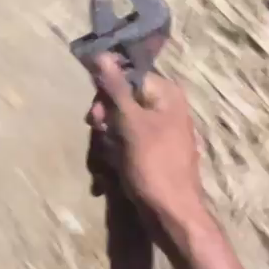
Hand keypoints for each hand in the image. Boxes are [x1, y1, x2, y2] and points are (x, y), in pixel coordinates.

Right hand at [87, 54, 207, 237]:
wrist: (173, 215)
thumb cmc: (153, 165)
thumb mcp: (130, 123)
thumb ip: (115, 88)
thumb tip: (101, 53)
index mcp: (167, 94)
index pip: (127, 77)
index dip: (107, 93)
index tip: (95, 116)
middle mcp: (167, 108)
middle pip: (122, 100)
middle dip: (106, 121)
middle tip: (101, 137)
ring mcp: (161, 132)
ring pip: (121, 124)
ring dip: (108, 142)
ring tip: (109, 160)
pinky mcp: (154, 153)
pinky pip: (128, 143)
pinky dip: (116, 155)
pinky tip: (111, 171)